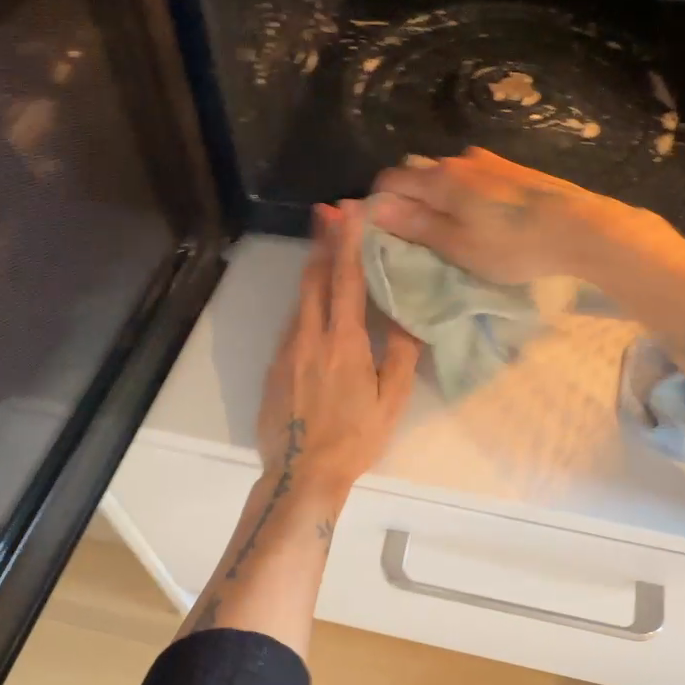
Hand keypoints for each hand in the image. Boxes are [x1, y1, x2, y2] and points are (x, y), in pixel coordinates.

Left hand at [257, 200, 421, 503]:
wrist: (301, 473)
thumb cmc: (356, 439)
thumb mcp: (391, 400)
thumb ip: (401, 354)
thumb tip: (410, 315)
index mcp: (343, 342)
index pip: (346, 280)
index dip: (347, 242)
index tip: (348, 211)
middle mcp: (310, 337)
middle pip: (313, 279)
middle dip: (321, 242)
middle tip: (326, 212)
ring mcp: (286, 351)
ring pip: (299, 300)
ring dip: (311, 270)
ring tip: (322, 247)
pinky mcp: (274, 367)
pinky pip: (292, 324)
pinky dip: (304, 303)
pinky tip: (313, 304)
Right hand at [368, 147, 661, 283]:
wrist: (580, 228)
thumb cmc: (512, 245)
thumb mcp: (456, 246)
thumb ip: (415, 224)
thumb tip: (373, 207)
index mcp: (439, 179)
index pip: (389, 180)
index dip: (379, 204)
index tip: (385, 233)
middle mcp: (458, 160)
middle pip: (417, 172)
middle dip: (409, 198)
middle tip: (419, 236)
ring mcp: (488, 161)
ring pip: (447, 173)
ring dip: (439, 196)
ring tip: (452, 228)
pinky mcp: (512, 169)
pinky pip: (472, 176)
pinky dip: (464, 194)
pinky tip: (482, 217)